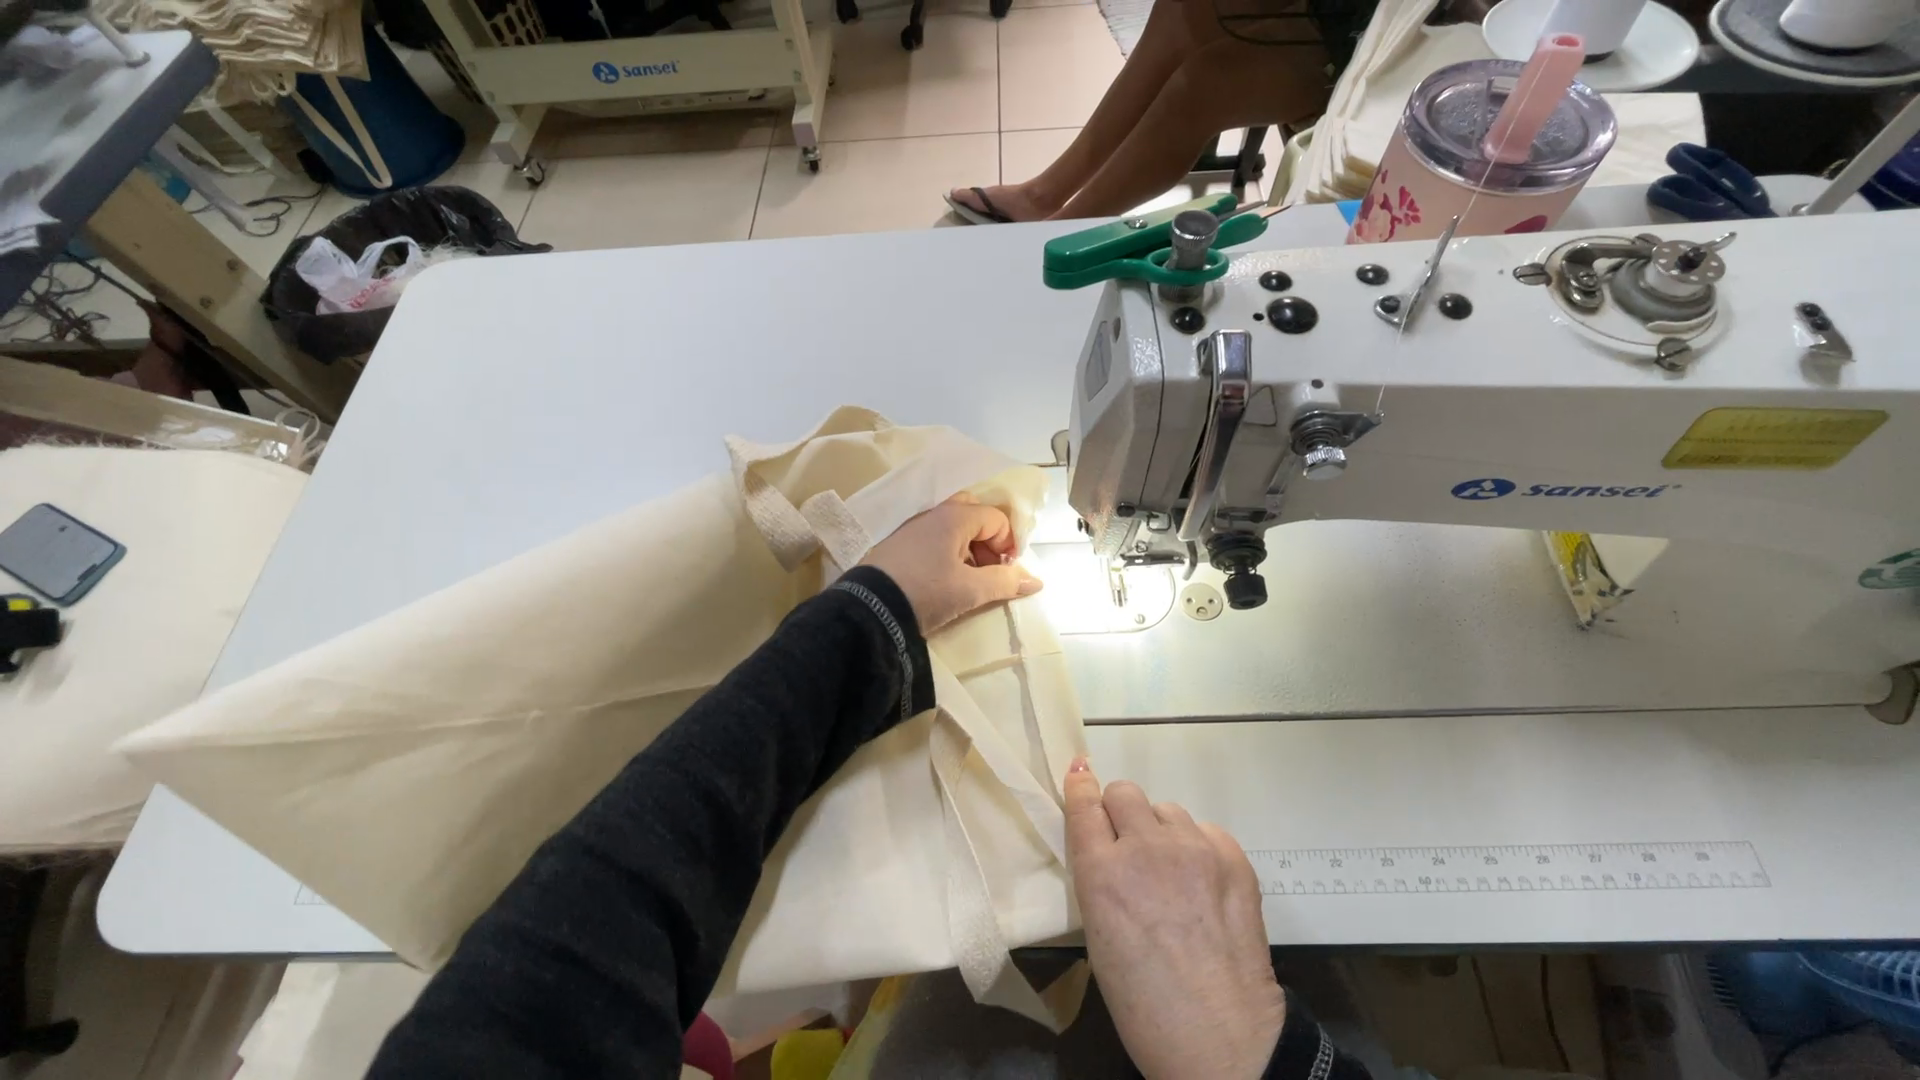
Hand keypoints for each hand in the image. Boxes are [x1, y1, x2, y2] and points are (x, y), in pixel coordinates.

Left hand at [860, 493, 1041, 633]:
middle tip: (989, 568)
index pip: (996, 518)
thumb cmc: (927, 592)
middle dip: (987, 539)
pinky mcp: (896, 545)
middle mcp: (932, 514)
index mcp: (954, 517)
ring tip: (968, 580)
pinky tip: (943, 581)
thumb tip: (1035, 581)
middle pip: (971, 513)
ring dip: (968, 548)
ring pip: (950, 527)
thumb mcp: (971, 591)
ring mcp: (911, 528)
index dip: (1008, 543)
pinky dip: (946, 553)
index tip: (1007, 571)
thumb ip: (1005, 582)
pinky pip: (931, 539)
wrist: (869, 609)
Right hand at [1065, 759, 1283, 1079]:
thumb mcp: (1098, 933)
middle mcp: (1146, 848)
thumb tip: (1105, 845)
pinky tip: (1202, 886)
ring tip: (1172, 875)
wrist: (1221, 1037)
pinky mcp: (1233, 858)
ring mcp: (1194, 850)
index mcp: (1102, 872)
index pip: (1083, 803)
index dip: (1080, 789)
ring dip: (1161, 832)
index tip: (1080, 779)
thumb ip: (1099, 876)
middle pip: (1124, 792)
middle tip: (1129, 848)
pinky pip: (1205, 831)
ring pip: (1166, 810)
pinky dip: (1198, 848)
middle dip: (1121, 813)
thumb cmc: (1142, 1000)